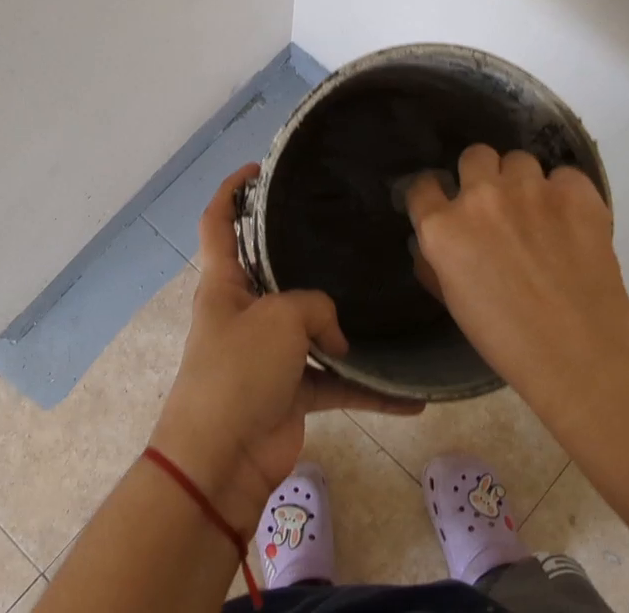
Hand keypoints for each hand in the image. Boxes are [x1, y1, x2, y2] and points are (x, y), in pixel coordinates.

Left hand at [149, 164, 423, 530]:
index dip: (232, 190)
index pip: (218, 223)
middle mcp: (244, 314)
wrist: (221, 459)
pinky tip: (409, 396)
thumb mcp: (279, 318)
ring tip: (388, 313)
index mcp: (224, 284)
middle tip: (350, 238)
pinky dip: (367, 389)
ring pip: (312, 331)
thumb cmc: (238, 371)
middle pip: (275, 275)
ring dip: (345, 332)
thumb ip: (314, 306)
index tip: (260, 168)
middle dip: (306, 260)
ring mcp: (267, 356)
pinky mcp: (290, 394)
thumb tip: (333, 335)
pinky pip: (335, 384)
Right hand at [405, 145, 628, 404]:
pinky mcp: (575, 191)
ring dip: (523, 182)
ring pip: (519, 160)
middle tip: (496, 205)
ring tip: (538, 213)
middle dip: (482, 175)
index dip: (435, 194)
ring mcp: (530, 189)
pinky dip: (565, 194)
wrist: (579, 352)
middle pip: (474, 156)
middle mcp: (480, 197)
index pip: (423, 185)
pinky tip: (572, 223)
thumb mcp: (452, 300)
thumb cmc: (505, 338)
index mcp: (442, 227)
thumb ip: (434, 261)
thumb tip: (433, 242)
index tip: (446, 204)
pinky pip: (564, 175)